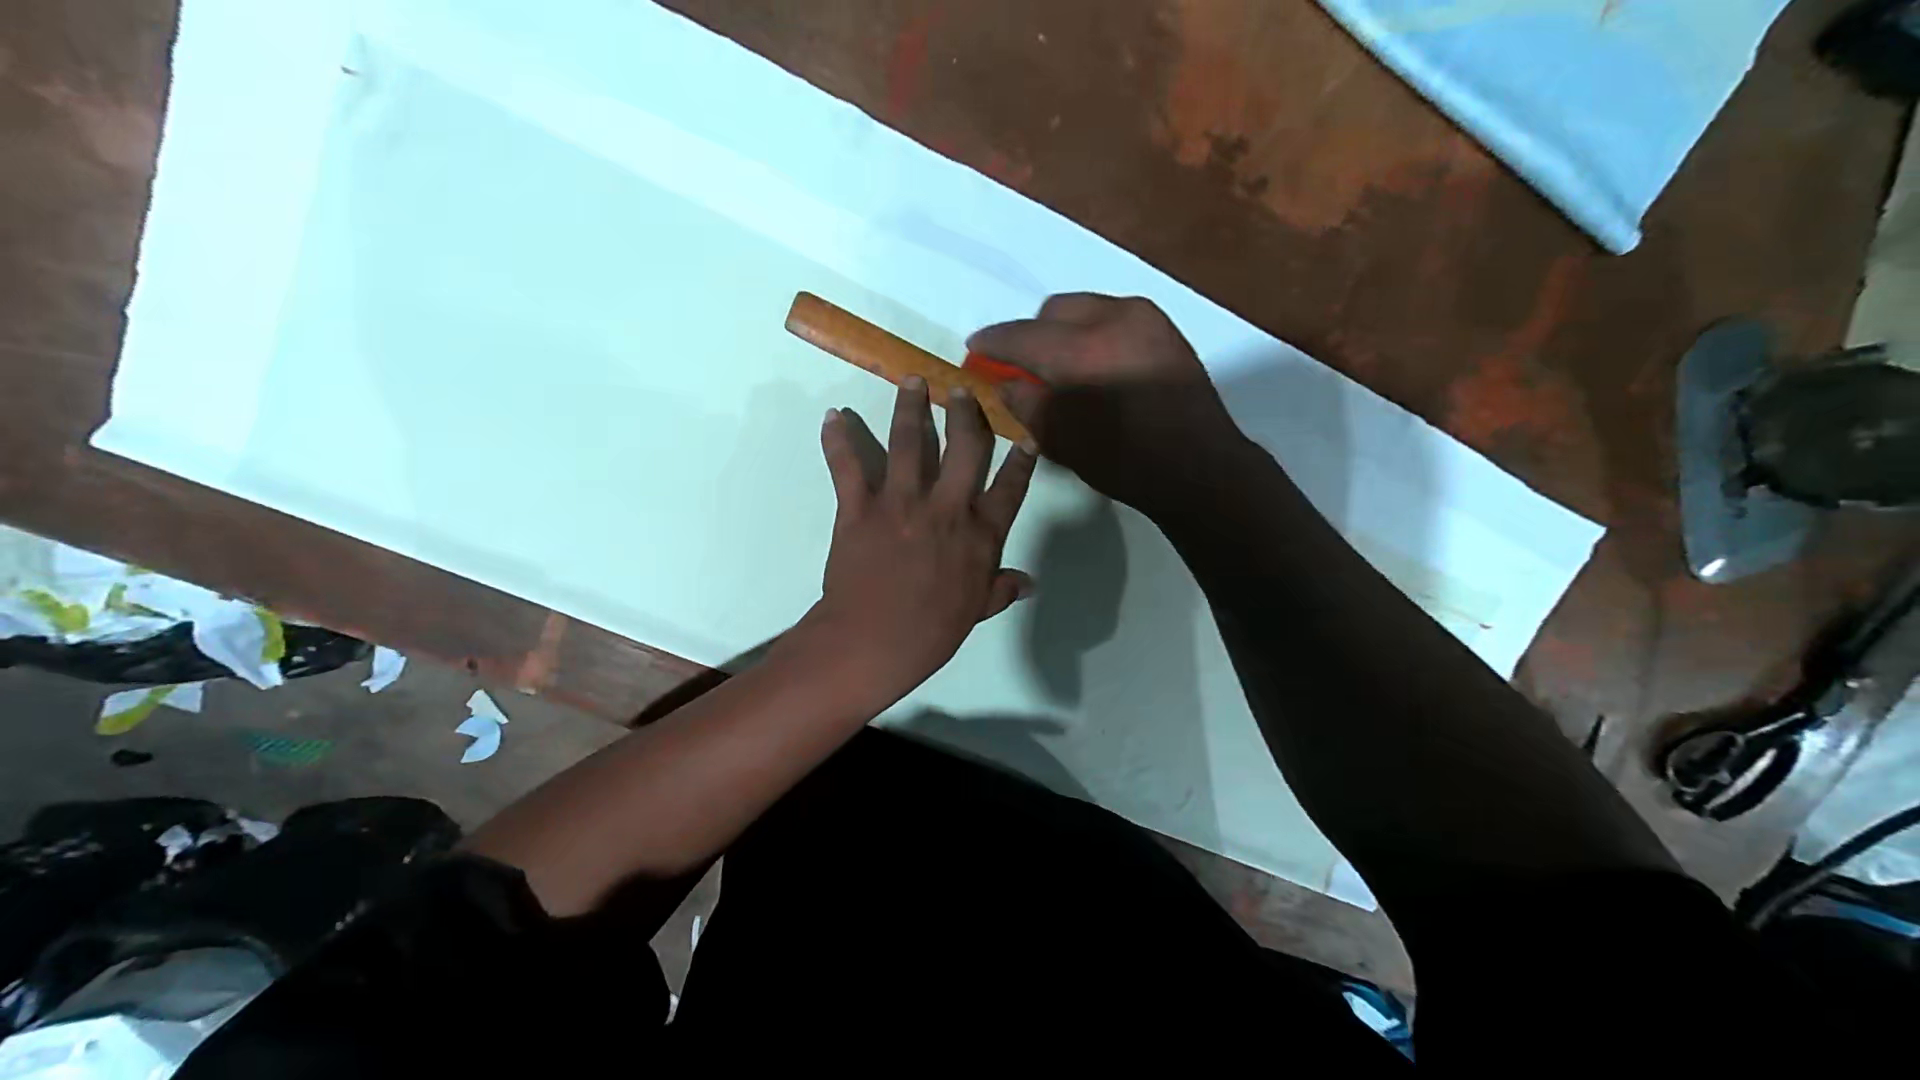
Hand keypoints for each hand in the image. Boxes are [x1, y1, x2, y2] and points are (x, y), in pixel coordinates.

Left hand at [810, 376, 1035, 698]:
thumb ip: (1001, 589)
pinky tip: (832, 416)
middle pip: (965, 447)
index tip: (1027, 438)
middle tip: (963, 390)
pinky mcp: (860, 507)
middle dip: (967, 414)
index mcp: (980, 534)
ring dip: (910, 407)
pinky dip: (838, 440)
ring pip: (909, 442)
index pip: (1011, 487)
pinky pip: (848, 466)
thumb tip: (1029, 583)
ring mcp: (902, 502)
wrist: (874, 641)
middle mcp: (947, 507)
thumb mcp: (975, 611)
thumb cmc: (931, 632)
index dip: (1022, 461)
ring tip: (911, 380)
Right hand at [967, 294, 1252, 513]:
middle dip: (1031, 333)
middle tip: (1021, 362)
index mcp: (1081, 352)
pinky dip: (1093, 331)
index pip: (1021, 335)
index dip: (992, 341)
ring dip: (1063, 330)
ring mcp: (1144, 318)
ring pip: (1085, 308)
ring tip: (1060, 362)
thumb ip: (1025, 403)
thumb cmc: (1123, 462)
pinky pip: (1114, 315)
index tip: (975, 348)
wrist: (1198, 467)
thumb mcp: (1060, 441)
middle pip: (1053, 310)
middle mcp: (1112, 319)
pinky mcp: (1165, 327)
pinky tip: (1095, 362)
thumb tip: (1006, 381)